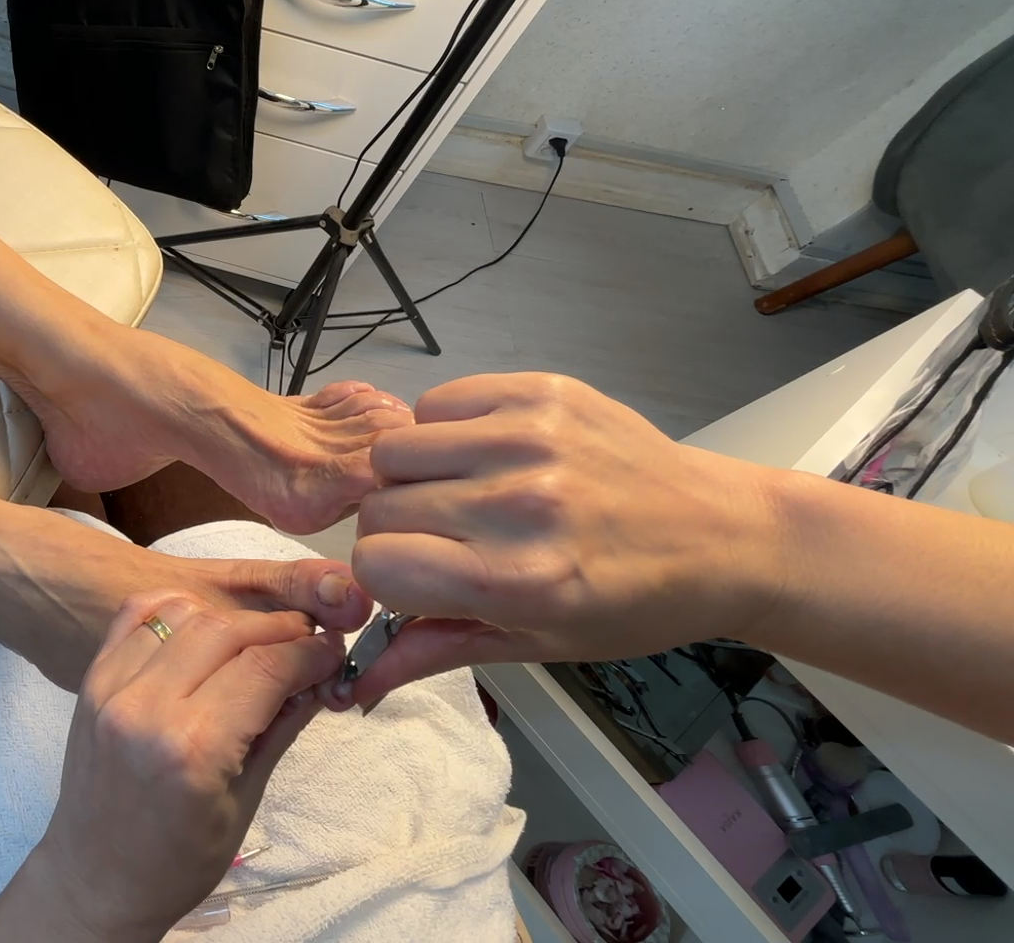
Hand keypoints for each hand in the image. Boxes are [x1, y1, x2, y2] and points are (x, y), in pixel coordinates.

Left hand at [0, 595, 344, 941]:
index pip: (263, 669)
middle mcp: (146, 706)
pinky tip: (200, 625)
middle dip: (276, 629)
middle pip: (225, 631)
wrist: (97, 875)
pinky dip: (174, 608)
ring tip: (254, 639)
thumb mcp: (244, 803)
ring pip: (182, 614)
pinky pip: (136, 616)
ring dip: (227, 619)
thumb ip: (279, 728)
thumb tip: (319, 676)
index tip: (333, 651)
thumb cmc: (178, 859)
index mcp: (192, 749)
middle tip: (304, 640)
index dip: (308, 653)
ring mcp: (111, 686)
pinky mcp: (92, 677)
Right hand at [346, 373, 785, 707]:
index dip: (386, 575)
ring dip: (412, 475)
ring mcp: (528, 439)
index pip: (374, 564)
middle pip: (377, 507)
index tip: (419, 575)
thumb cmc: (630, 601)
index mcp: (517, 579)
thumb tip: (353, 690)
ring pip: (391, 450)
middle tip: (448, 536)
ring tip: (463, 489)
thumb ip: (433, 652)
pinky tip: (485, 452)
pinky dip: (443, 429)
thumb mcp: (533, 642)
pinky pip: (433, 403)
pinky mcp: (537, 391)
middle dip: (397, 528)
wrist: (728, 534)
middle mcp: (518, 503)